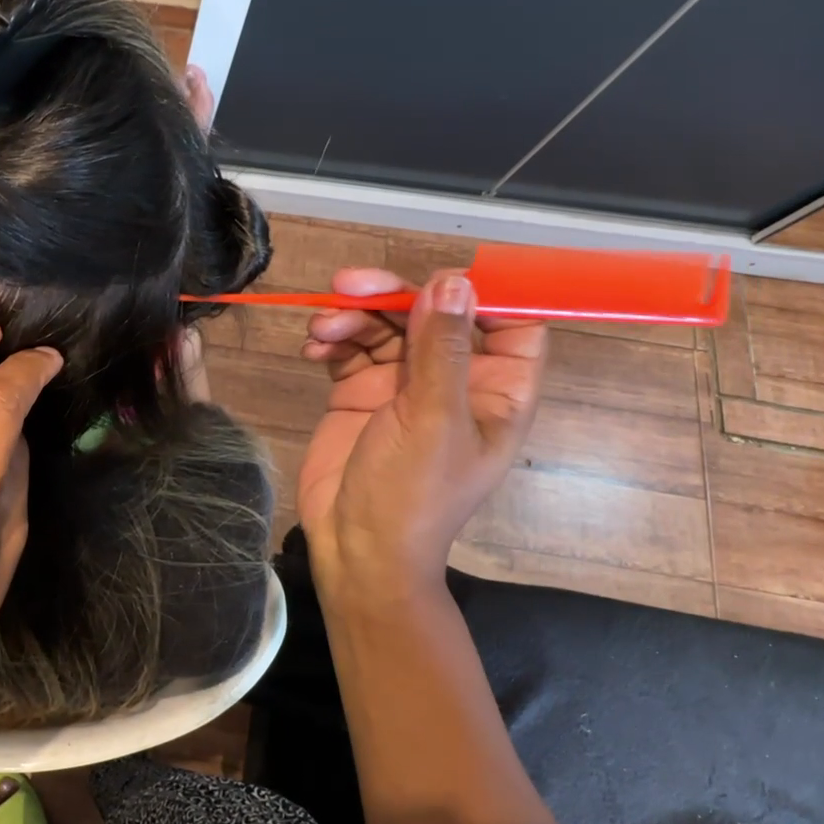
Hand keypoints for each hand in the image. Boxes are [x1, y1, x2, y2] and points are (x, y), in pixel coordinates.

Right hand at [297, 269, 547, 604]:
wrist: (354, 547)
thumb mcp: (433, 419)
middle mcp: (452, 380)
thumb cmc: (412, 493)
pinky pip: (349, 348)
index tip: (439, 276)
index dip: (483, 292)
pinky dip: (331, 340)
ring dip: (352, 317)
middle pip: (433, 313)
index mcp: (496, 389)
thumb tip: (453, 281)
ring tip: (322, 328)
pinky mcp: (358, 393)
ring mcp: (402, 386)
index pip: (510, 322)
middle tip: (347, 285)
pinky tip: (313, 347)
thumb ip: (442, 348)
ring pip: (386, 325)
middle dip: (393, 295)